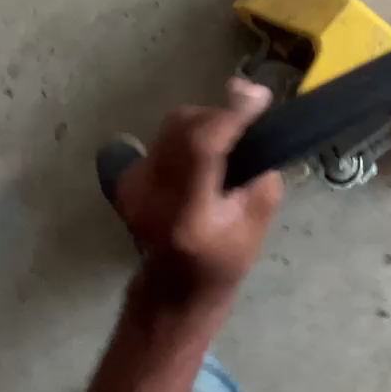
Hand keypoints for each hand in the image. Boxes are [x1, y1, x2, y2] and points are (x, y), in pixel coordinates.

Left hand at [112, 78, 284, 309]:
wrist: (170, 295)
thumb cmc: (218, 268)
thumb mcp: (254, 235)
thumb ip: (263, 187)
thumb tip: (260, 137)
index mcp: (188, 213)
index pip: (202, 146)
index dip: (230, 113)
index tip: (258, 96)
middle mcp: (153, 193)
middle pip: (184, 126)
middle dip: (221, 113)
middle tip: (248, 117)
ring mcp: (134, 185)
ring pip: (171, 126)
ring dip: (204, 122)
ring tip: (226, 137)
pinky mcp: (127, 179)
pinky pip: (162, 137)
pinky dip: (187, 134)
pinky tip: (201, 154)